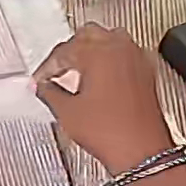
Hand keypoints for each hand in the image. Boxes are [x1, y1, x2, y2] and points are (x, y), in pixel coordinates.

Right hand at [34, 24, 173, 173]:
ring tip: (77, 69)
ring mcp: (136, 58)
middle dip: (69, 51)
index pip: (63, 51)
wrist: (140, 150)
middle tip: (56, 69)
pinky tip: (101, 77)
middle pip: (87, 35)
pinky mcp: (145, 70)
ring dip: (91, 50)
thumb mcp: (68, 112)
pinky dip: (109, 59)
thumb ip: (50, 93)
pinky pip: (124, 52)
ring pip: (108, 38)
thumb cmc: (111, 132)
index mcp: (97, 53)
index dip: (47, 67)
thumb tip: (44, 87)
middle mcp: (119, 49)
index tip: (40, 79)